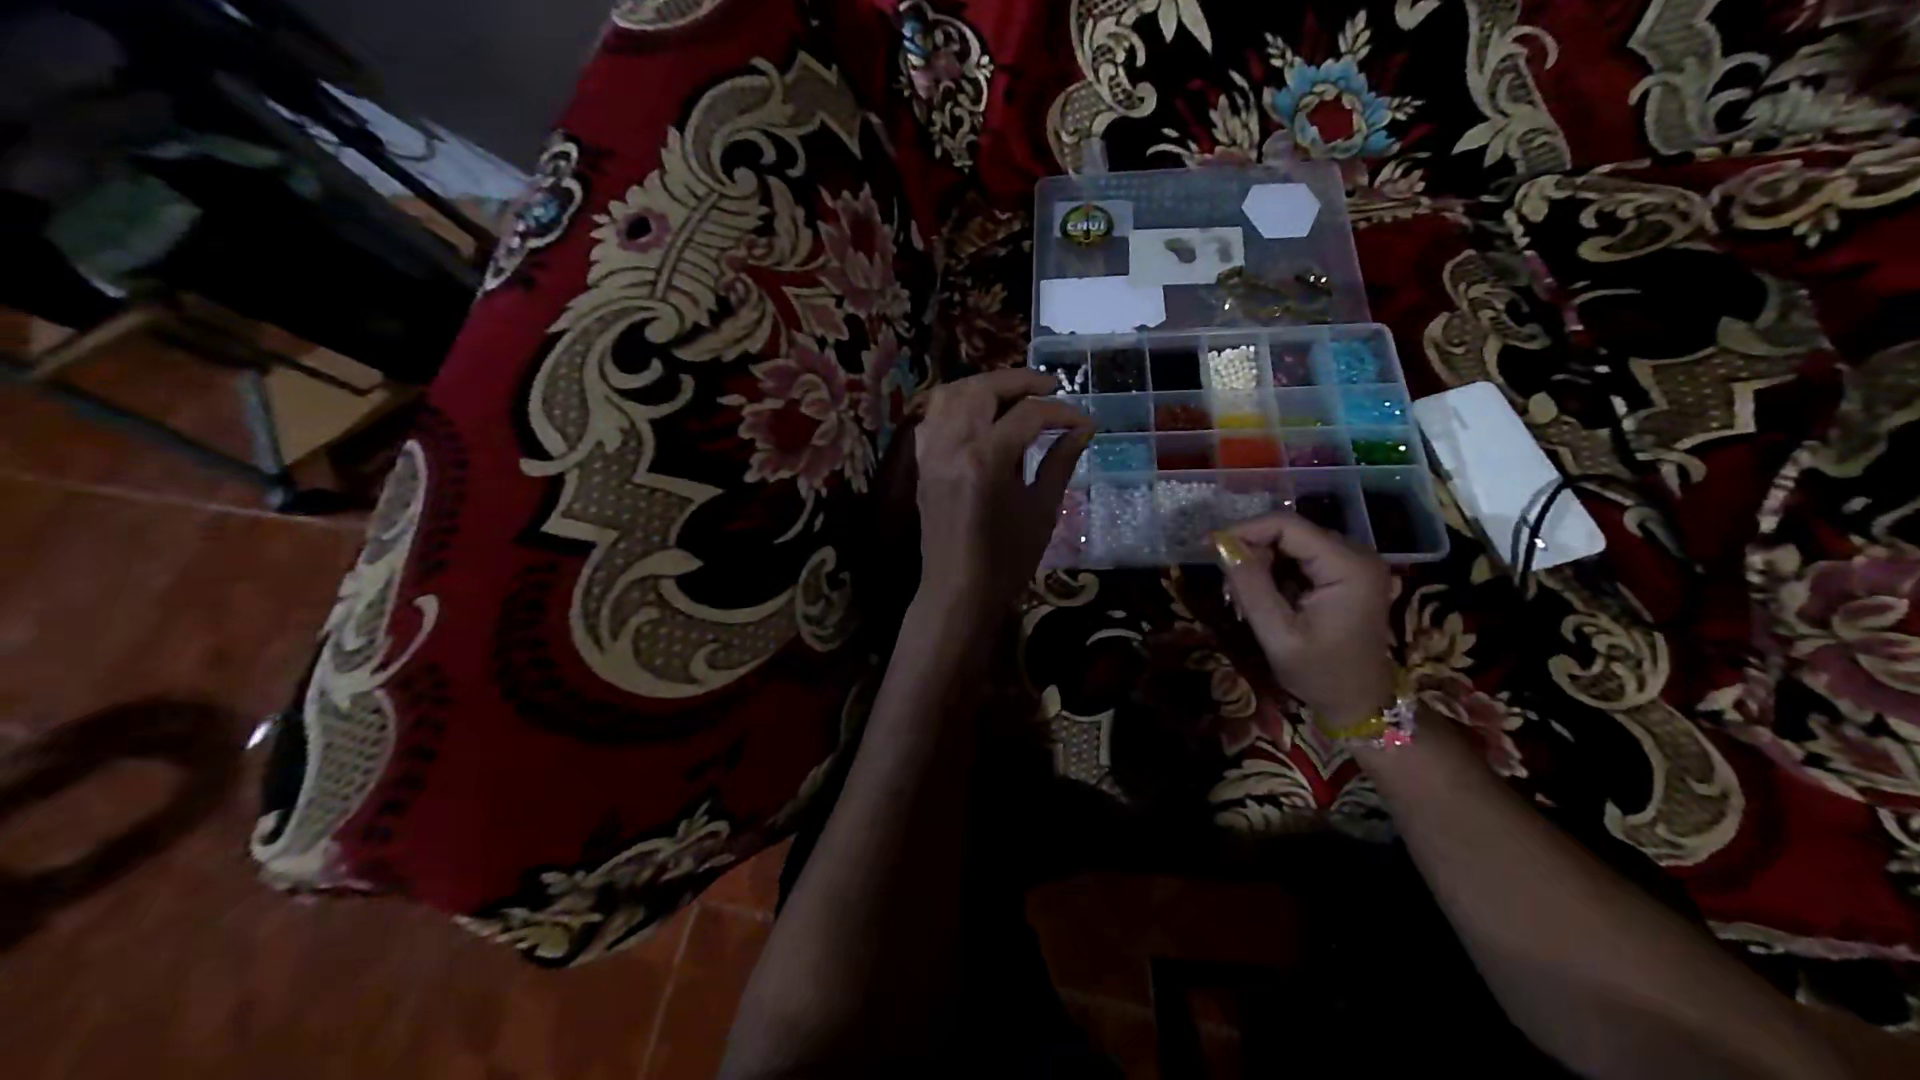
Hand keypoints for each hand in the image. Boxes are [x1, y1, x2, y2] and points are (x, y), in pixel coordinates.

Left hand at [914, 369, 1092, 613]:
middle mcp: (953, 445)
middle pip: (984, 388)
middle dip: (1020, 381)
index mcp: (986, 459)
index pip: (1029, 414)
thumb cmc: (1007, 559)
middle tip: (1050, 388)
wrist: (959, 591)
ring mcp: (931, 452)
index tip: (1085, 421)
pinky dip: (956, 405)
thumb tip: (1082, 428)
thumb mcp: (1042, 510)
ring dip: (985, 386)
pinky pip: (933, 417)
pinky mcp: (922, 463)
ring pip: (952, 394)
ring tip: (1014, 395)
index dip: (1062, 413)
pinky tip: (978, 415)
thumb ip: (1060, 462)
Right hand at [1212, 513, 1395, 727]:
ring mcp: (1355, 564)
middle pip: (1291, 532)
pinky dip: (1277, 570)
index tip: (1209, 547)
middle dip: (1252, 550)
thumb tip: (1223, 547)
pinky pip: (1303, 557)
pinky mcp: (1348, 574)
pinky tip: (1265, 597)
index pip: (1288, 526)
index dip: (1245, 530)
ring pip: (1294, 543)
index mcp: (1348, 568)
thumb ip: (1252, 588)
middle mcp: (1357, 555)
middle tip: (1228, 584)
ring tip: (1243, 595)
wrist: (1360, 703)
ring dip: (1262, 561)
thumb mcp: (1279, 636)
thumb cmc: (1321, 675)